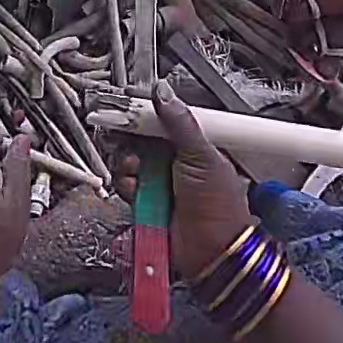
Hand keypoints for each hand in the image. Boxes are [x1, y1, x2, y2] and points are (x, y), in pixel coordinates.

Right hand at [115, 81, 255, 279]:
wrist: (212, 251)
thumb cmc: (218, 204)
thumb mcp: (202, 156)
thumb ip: (179, 122)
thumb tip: (162, 91)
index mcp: (190, 145)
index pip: (161, 118)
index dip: (143, 110)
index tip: (126, 102)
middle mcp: (171, 160)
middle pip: (138, 136)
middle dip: (128, 136)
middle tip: (124, 137)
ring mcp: (157, 180)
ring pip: (127, 158)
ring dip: (126, 162)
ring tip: (135, 169)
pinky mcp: (144, 199)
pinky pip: (124, 183)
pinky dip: (125, 183)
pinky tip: (135, 188)